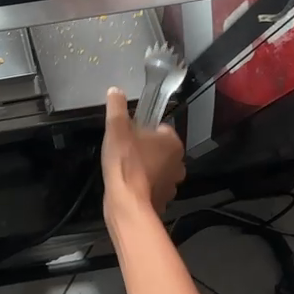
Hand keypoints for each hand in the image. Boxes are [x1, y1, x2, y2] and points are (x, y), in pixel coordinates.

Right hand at [101, 87, 184, 220]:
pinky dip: (145, 184)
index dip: (142, 129)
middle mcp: (178, 162)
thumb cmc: (125, 163)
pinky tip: (129, 184)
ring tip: (125, 168)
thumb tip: (115, 90)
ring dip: (146, 167)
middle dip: (145, 148)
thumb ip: (116, 108)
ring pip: (158, 167)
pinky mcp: (165, 199)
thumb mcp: (116, 129)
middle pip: (159, 148)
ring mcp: (173, 183)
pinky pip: (154, 185)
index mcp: (172, 142)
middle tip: (124, 151)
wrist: (127, 203)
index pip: (159, 127)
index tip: (127, 135)